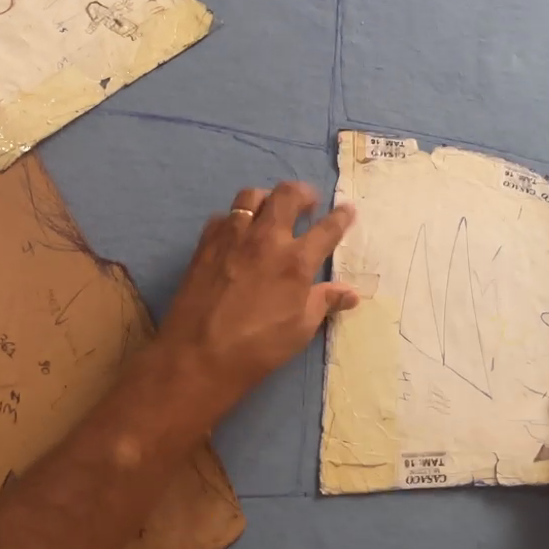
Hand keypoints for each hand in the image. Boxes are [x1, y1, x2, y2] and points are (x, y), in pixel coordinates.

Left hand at [154, 182, 357, 411]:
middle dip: (304, 193)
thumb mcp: (300, 329)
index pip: (327, 228)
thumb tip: (350, 293)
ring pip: (252, 197)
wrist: (198, 355)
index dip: (341, 217)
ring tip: (272, 211)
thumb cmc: (257, 347)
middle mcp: (266, 239)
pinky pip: (223, 217)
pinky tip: (237, 234)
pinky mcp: (206, 243)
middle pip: (288, 195)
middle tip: (309, 203)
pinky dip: (235, 219)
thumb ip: (324, 302)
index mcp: (296, 261)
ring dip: (268, 199)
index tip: (347, 209)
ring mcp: (232, 237)